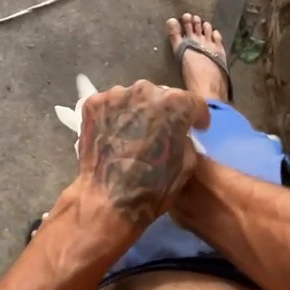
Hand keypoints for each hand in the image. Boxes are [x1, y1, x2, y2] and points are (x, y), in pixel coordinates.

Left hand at [68, 80, 209, 243]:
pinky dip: (114, 116)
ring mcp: (115, 94)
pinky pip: (110, 105)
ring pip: (133, 98)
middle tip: (161, 131)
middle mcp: (145, 90)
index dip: (197, 116)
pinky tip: (114, 134)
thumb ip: (186, 138)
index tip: (196, 127)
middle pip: (161, 96)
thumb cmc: (153, 186)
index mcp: (174, 103)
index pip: (193, 102)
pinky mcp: (93, 103)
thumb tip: (178, 132)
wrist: (107, 199)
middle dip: (165, 111)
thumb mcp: (188, 164)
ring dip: (138, 111)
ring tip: (134, 133)